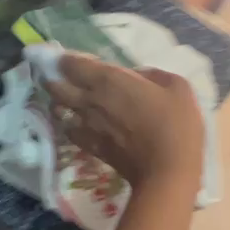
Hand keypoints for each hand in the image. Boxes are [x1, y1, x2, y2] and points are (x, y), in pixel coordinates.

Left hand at [41, 52, 203, 190]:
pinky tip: (75, 123)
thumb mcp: (178, 88)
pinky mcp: (91, 146)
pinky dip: (68, 124)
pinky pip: (70, 131)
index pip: (72, 64)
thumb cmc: (176, 126)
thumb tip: (139, 74)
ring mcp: (87, 125)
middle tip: (56, 75)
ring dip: (58, 101)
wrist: (166, 172)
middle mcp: (91, 100)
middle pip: (57, 86)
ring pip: (59, 109)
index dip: (65, 58)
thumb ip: (154, 75)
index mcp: (109, 80)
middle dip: (52, 78)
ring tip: (63, 98)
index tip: (69, 57)